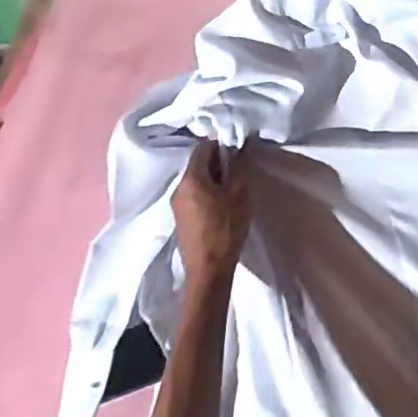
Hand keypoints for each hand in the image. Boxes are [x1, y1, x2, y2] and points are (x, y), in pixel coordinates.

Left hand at [172, 141, 254, 283]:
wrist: (208, 272)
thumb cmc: (225, 229)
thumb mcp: (240, 195)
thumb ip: (240, 168)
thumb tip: (240, 149)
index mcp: (191, 178)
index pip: (203, 147)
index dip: (221, 143)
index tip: (237, 149)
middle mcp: (179, 187)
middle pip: (198, 163)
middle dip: (218, 162)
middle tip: (238, 169)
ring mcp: (177, 204)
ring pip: (196, 180)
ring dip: (213, 178)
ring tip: (232, 187)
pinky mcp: (180, 219)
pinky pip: (193, 194)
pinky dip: (207, 192)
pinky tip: (221, 203)